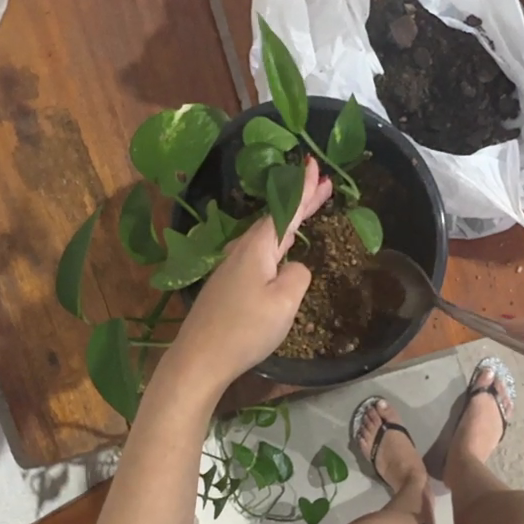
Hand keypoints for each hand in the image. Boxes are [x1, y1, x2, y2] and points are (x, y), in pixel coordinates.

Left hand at [161, 159, 333, 396]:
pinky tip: (282, 252)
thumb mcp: (285, 302)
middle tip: (322, 182)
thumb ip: (298, 276)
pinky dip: (277, 244)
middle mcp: (243, 251)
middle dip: (300, 201)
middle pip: (276, 219)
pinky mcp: (228, 288)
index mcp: (258, 248)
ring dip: (289, 221)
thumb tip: (295, 267)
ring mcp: (232, 269)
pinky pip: (259, 255)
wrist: (202, 357)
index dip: (302, 189)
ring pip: (267, 237)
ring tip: (308, 210)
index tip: (315, 165)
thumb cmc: (246, 328)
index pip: (285, 210)